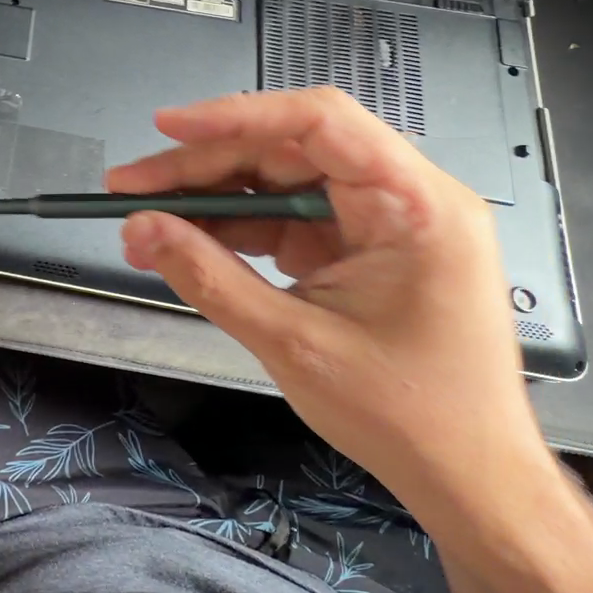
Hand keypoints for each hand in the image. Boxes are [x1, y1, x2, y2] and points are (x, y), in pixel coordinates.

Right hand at [106, 87, 546, 498]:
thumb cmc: (409, 414)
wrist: (464, 476)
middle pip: (282, 150)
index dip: (235, 115)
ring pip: (271, 182)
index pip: (319, 123)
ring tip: (141, 221)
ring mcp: (371, 222)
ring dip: (203, 200)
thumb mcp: (292, 341)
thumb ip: (208, 277)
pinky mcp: (349, 247)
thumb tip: (140, 229)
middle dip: (200, 167)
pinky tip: (178, 243)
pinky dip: (224, 230)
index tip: (167, 126)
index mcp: (414, 206)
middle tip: (128, 186)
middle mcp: (399, 198)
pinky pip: (275, 218)